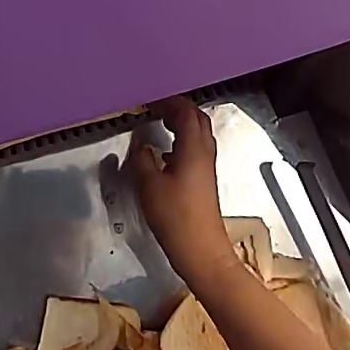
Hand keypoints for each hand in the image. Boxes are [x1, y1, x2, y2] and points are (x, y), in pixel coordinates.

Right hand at [128, 96, 236, 290]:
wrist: (202, 250)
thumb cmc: (175, 216)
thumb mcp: (150, 186)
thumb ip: (143, 160)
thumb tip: (142, 145)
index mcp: (193, 148)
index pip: (186, 113)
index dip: (170, 102)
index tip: (151, 99)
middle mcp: (205, 153)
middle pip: (197, 119)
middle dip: (179, 109)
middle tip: (157, 106)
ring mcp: (206, 167)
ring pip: (199, 134)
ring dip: (182, 123)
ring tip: (161, 122)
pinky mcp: (204, 180)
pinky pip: (196, 148)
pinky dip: (182, 140)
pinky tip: (165, 151)